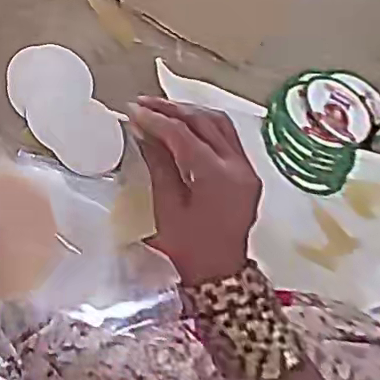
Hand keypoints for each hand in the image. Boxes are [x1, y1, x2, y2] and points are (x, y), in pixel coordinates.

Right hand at [128, 97, 262, 283]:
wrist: (219, 276)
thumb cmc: (188, 248)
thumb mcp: (167, 206)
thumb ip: (158, 163)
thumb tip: (143, 130)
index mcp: (217, 178)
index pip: (183, 135)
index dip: (156, 119)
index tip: (132, 110)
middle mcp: (238, 167)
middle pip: (203, 122)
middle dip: (171, 109)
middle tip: (142, 103)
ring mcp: (247, 168)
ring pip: (218, 123)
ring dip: (189, 112)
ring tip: (161, 109)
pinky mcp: (247, 172)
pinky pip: (226, 136)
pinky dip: (203, 124)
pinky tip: (183, 123)